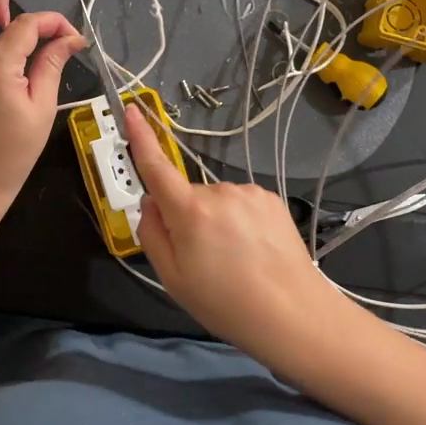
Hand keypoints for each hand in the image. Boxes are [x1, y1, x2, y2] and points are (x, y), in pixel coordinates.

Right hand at [122, 103, 334, 351]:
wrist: (294, 315)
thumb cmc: (225, 303)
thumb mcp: (172, 278)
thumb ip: (152, 234)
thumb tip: (151, 203)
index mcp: (189, 211)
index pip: (157, 167)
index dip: (141, 137)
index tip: (130, 109)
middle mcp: (218, 191)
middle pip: (187, 195)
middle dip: (187, 217)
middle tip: (202, 260)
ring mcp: (248, 192)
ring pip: (215, 201)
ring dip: (216, 220)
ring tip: (234, 261)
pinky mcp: (271, 199)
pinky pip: (240, 204)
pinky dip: (239, 221)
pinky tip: (254, 251)